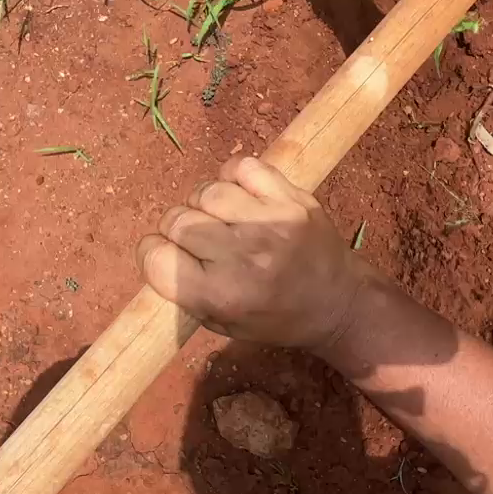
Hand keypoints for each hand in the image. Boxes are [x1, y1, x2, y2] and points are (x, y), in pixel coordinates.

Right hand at [137, 155, 369, 348]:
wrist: (339, 302)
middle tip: (201, 242)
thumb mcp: (222, 325)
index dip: (152, 254)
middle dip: (178, 230)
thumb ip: (184, 291)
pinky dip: (233, 178)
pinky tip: (241, 198)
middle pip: (177, 221)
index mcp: (221, 296)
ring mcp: (270, 223)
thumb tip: (157, 250)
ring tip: (222, 220)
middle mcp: (244, 257)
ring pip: (206, 193)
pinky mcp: (292, 198)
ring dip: (205, 204)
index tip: (166, 256)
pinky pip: (241, 168)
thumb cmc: (277, 318)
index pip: (155, 258)